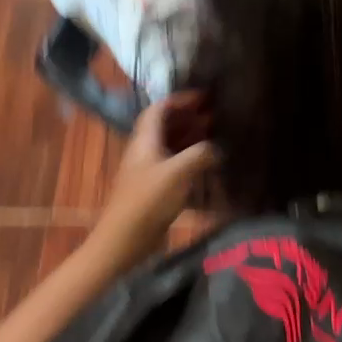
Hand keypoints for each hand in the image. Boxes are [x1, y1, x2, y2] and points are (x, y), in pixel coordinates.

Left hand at [94, 93, 217, 263]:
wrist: (122, 242)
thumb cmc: (147, 202)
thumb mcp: (178, 173)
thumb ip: (201, 154)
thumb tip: (218, 148)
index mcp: (144, 142)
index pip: (159, 110)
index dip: (179, 100)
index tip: (204, 98)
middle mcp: (144, 153)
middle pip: (165, 127)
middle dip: (189, 118)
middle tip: (215, 115)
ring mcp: (148, 172)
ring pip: (170, 146)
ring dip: (191, 138)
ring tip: (216, 135)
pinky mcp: (154, 191)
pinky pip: (174, 166)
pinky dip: (190, 160)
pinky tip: (207, 165)